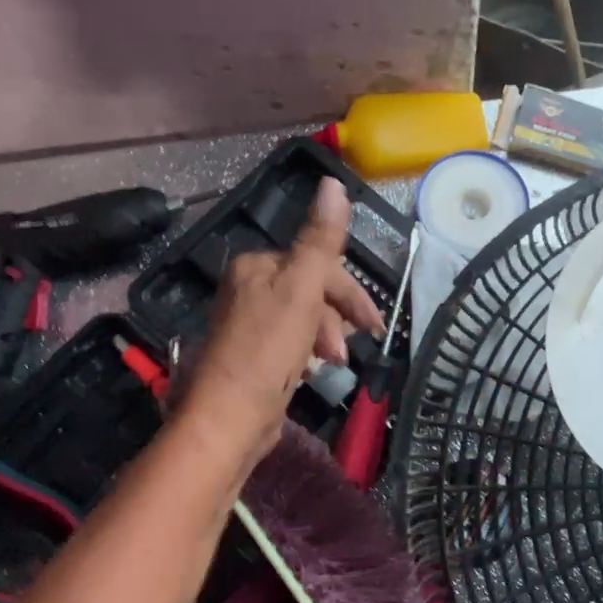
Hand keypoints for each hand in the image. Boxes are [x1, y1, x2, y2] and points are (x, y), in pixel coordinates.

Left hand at [180, 178, 383, 450]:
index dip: (349, 292)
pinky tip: (312, 371)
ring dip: (326, 338)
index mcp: (258, 266)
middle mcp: (249, 287)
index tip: (373, 323)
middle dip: (337, 318)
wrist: (228, 419)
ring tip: (332, 363)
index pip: (318, 264)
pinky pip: (293, 342)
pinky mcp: (253, 356)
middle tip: (353, 346)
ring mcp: (249, 323)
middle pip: (313, 290)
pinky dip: (309, 353)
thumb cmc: (267, 348)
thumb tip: (333, 183)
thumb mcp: (302, 288)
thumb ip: (321, 238)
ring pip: (306, 318)